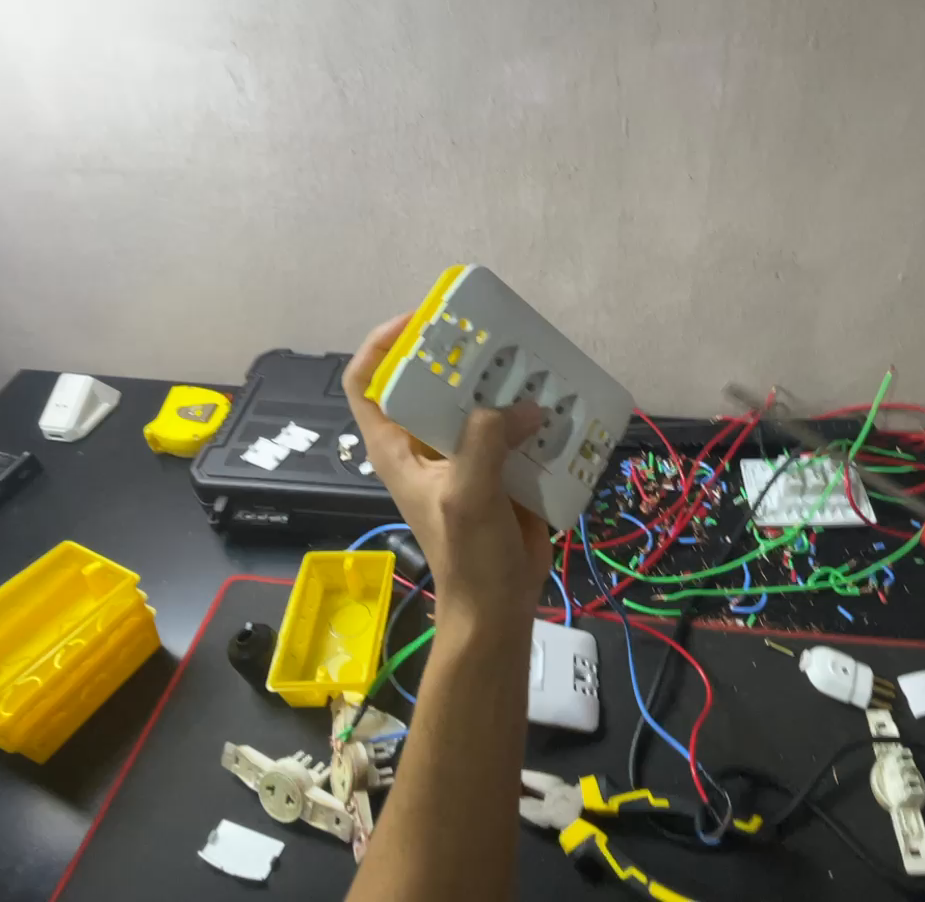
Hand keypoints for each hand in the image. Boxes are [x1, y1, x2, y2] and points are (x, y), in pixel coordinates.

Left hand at [342, 314, 552, 631]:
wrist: (498, 604)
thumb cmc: (469, 555)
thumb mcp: (468, 494)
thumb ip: (486, 441)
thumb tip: (528, 407)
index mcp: (397, 447)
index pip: (367, 382)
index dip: (384, 344)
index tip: (424, 321)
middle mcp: (425, 444)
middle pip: (431, 383)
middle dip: (460, 357)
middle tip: (497, 337)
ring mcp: (464, 455)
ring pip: (475, 402)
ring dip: (501, 383)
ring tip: (533, 364)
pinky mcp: (498, 467)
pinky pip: (510, 427)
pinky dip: (529, 413)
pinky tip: (556, 403)